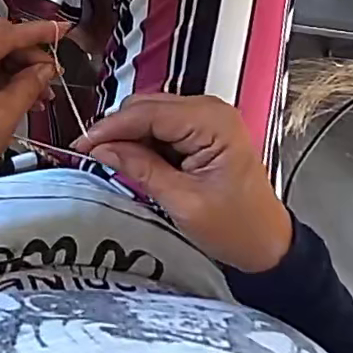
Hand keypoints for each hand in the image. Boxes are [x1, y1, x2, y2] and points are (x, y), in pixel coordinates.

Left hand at [0, 18, 68, 219]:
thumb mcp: (3, 116)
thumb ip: (29, 84)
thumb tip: (46, 68)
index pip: (4, 32)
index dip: (38, 31)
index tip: (61, 29)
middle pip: (0, 42)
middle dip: (31, 56)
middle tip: (55, 71)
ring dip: (21, 72)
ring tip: (44, 91)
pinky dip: (7, 82)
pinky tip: (26, 96)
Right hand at [71, 93, 292, 271]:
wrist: (269, 246)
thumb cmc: (237, 229)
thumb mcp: (183, 202)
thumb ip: (140, 169)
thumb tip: (101, 149)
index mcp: (213, 123)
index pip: (147, 113)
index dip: (110, 127)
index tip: (83, 144)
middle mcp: (209, 110)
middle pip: (145, 107)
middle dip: (116, 130)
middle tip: (93, 154)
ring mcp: (205, 116)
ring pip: (147, 112)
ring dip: (127, 134)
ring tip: (111, 159)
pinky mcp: (198, 127)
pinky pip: (157, 123)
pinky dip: (140, 139)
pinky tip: (133, 158)